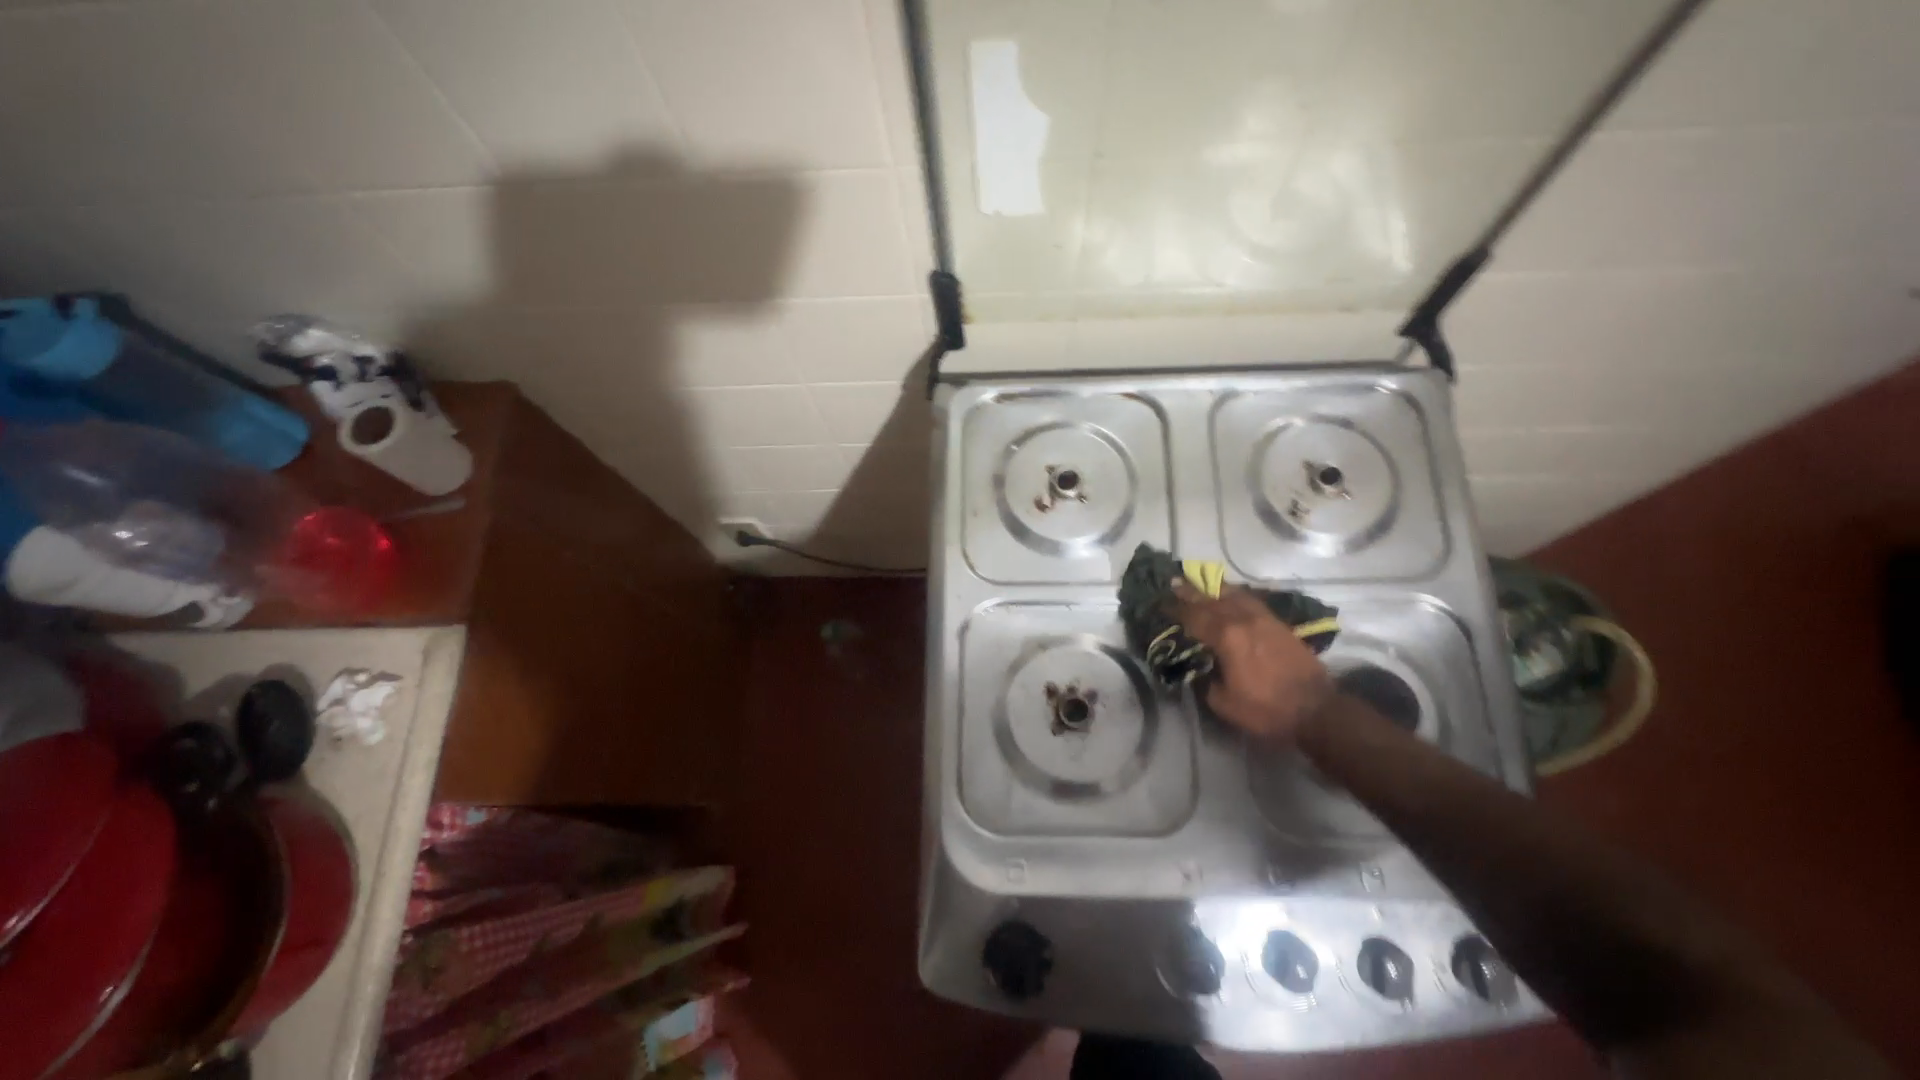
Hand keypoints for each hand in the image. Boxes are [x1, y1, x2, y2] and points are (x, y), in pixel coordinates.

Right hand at [1172, 581, 1333, 743]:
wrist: (1315, 710)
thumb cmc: (1265, 710)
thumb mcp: (1224, 702)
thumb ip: (1206, 680)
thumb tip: (1200, 668)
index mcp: (1226, 637)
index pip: (1194, 617)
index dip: (1176, 609)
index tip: (1161, 602)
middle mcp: (1244, 620)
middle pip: (1213, 600)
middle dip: (1192, 592)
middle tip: (1175, 583)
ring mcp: (1265, 620)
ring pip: (1236, 596)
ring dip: (1217, 589)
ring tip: (1204, 583)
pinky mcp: (1280, 626)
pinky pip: (1253, 603)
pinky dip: (1239, 596)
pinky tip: (1234, 598)